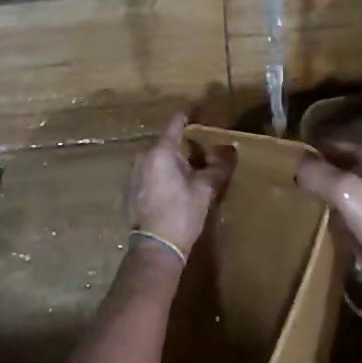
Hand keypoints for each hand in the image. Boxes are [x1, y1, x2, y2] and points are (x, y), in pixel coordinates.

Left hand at [126, 113, 234, 255]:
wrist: (155, 249)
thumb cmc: (181, 214)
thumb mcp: (205, 188)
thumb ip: (218, 165)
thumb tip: (230, 149)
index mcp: (161, 149)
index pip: (176, 121)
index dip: (190, 115)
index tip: (202, 113)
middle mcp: (143, 155)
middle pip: (168, 140)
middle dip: (186, 144)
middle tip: (204, 152)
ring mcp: (134, 172)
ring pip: (158, 156)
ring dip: (174, 159)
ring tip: (192, 171)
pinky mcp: (130, 189)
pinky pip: (150, 171)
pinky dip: (163, 172)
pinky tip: (175, 187)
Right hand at [295, 142, 361, 296]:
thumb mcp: (345, 192)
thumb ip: (318, 173)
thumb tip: (297, 162)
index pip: (336, 146)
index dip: (315, 153)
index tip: (291, 164)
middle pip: (344, 173)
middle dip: (324, 184)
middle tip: (298, 193)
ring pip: (351, 200)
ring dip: (336, 211)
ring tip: (315, 220)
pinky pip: (361, 224)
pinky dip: (350, 231)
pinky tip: (342, 242)